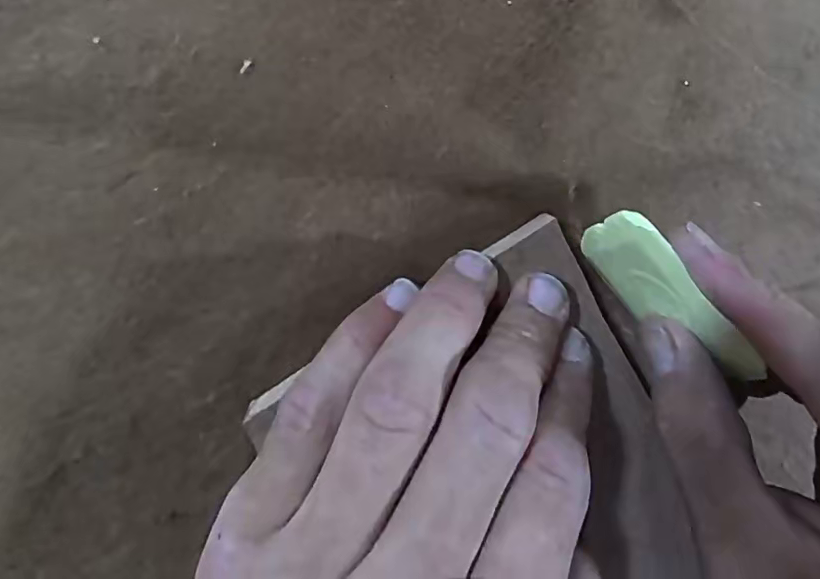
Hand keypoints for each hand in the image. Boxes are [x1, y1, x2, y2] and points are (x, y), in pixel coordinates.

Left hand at [197, 249, 596, 577]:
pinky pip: (306, 418)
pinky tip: (394, 295)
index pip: (545, 491)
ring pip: (393, 406)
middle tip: (544, 289)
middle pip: (480, 432)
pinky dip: (351, 345)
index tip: (577, 347)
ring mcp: (308, 556)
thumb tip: (567, 462)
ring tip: (475, 270)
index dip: (568, 403)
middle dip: (521, 344)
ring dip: (443, 321)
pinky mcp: (241, 534)